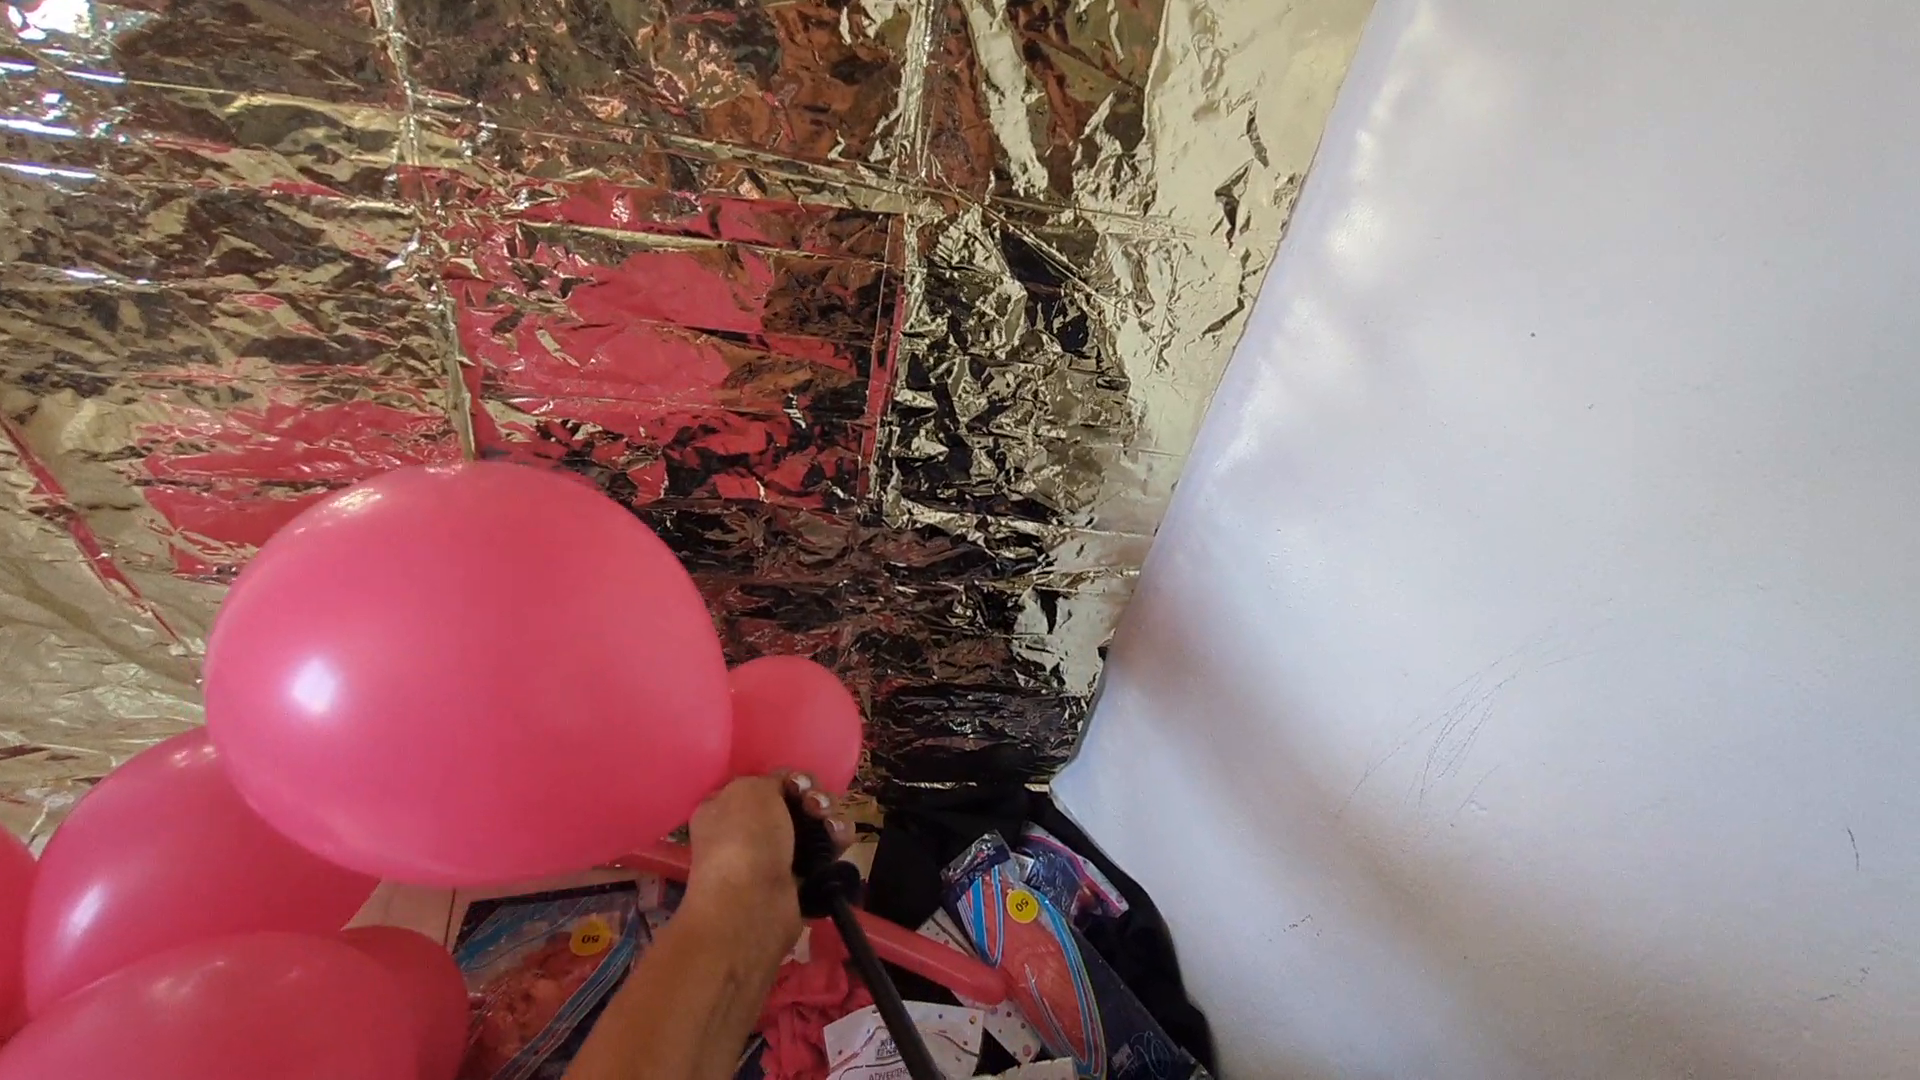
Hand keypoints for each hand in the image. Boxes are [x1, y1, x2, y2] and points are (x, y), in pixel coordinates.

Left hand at [684, 773, 851, 958]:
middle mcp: (747, 831)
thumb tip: (787, 788)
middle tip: (815, 806)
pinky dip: (837, 841)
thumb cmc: (744, 839)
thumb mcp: (751, 789)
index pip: (765, 783)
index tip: (797, 785)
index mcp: (725, 808)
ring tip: (830, 827)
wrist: (752, 906)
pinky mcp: (800, 879)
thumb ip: (772, 779)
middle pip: (794, 801)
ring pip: (814, 824)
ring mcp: (774, 857)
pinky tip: (839, 841)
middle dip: (813, 796)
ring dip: (829, 817)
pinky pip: (826, 850)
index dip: (788, 779)